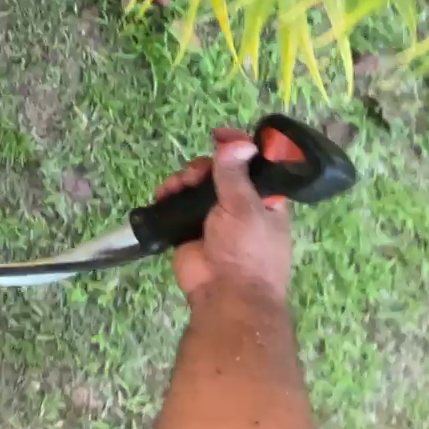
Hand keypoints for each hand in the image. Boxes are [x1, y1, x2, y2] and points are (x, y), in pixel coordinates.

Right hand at [153, 127, 292, 306]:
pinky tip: (163, 197)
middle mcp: (240, 205)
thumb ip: (235, 174)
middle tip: (193, 176)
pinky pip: (177, 201)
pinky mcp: (190, 226)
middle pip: (218, 171)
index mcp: (265, 201)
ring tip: (173, 190)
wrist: (224, 293)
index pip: (254, 164)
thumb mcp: (244, 208)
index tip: (218, 135)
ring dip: (181, 180)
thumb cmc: (246, 251)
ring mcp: (213, 217)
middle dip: (201, 168)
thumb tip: (240, 141)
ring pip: (194, 185)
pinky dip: (168, 195)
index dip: (238, 146)